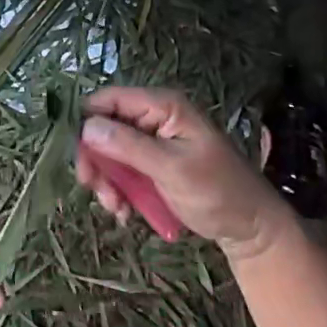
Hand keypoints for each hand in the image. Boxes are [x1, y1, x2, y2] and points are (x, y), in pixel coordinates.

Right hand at [75, 87, 293, 261]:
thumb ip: (128, 146)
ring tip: (115, 208)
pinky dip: (117, 191)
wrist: (250, 227)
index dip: (88, 121)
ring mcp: (152, 142)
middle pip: (105, 127)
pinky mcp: (151, 165)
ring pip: (109, 153)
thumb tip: (86, 126)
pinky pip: (122, 172)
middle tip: (92, 187)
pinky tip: (124, 212)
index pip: (110, 99)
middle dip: (97, 159)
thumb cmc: (217, 190)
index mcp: (162, 106)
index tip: (77, 153)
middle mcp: (154, 118)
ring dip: (106, 180)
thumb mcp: (172, 168)